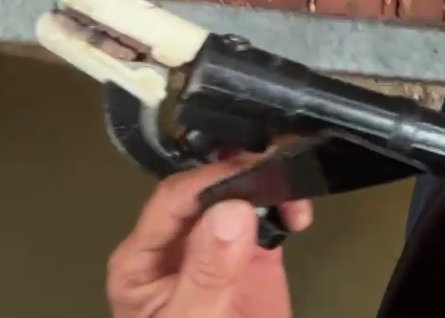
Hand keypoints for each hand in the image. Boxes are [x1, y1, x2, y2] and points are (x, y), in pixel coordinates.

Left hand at [107, 160, 310, 317]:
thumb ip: (206, 276)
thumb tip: (231, 208)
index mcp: (145, 258)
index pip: (174, 198)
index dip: (211, 180)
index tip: (253, 176)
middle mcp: (180, 242)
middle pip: (209, 182)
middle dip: (247, 170)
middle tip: (281, 173)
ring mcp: (218, 246)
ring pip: (242, 188)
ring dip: (272, 180)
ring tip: (295, 196)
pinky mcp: (254, 254)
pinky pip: (269, 211)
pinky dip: (287, 201)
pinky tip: (299, 215)